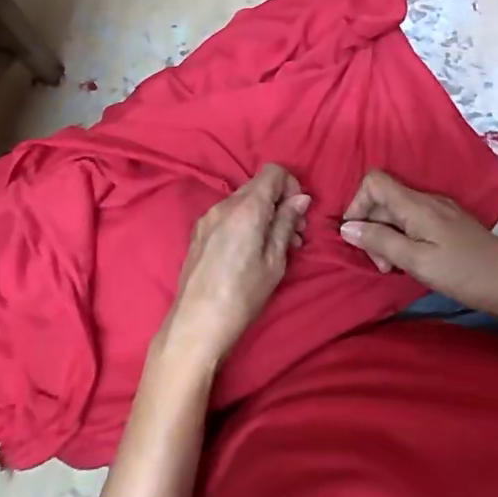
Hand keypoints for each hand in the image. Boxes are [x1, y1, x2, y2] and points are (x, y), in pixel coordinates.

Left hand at [161, 164, 309, 368]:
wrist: (196, 325)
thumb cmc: (243, 295)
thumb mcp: (275, 260)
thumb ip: (286, 223)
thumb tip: (300, 198)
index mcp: (246, 208)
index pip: (273, 171)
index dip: (292, 186)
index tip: (298, 214)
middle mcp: (223, 205)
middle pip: (258, 185)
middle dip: (280, 202)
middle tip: (294, 235)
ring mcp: (207, 218)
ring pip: (243, 201)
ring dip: (264, 214)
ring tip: (275, 247)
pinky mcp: (198, 233)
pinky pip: (228, 215)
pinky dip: (245, 222)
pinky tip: (250, 252)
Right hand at [338, 169, 497, 325]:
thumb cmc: (466, 273)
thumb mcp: (417, 262)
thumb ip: (381, 241)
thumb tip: (347, 227)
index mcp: (417, 205)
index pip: (374, 181)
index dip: (357, 204)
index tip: (359, 237)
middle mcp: (427, 200)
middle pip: (384, 199)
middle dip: (371, 228)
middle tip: (382, 265)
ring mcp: (440, 210)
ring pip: (397, 212)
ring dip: (387, 237)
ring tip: (394, 268)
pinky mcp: (449, 223)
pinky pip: (413, 222)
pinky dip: (403, 239)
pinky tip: (412, 262)